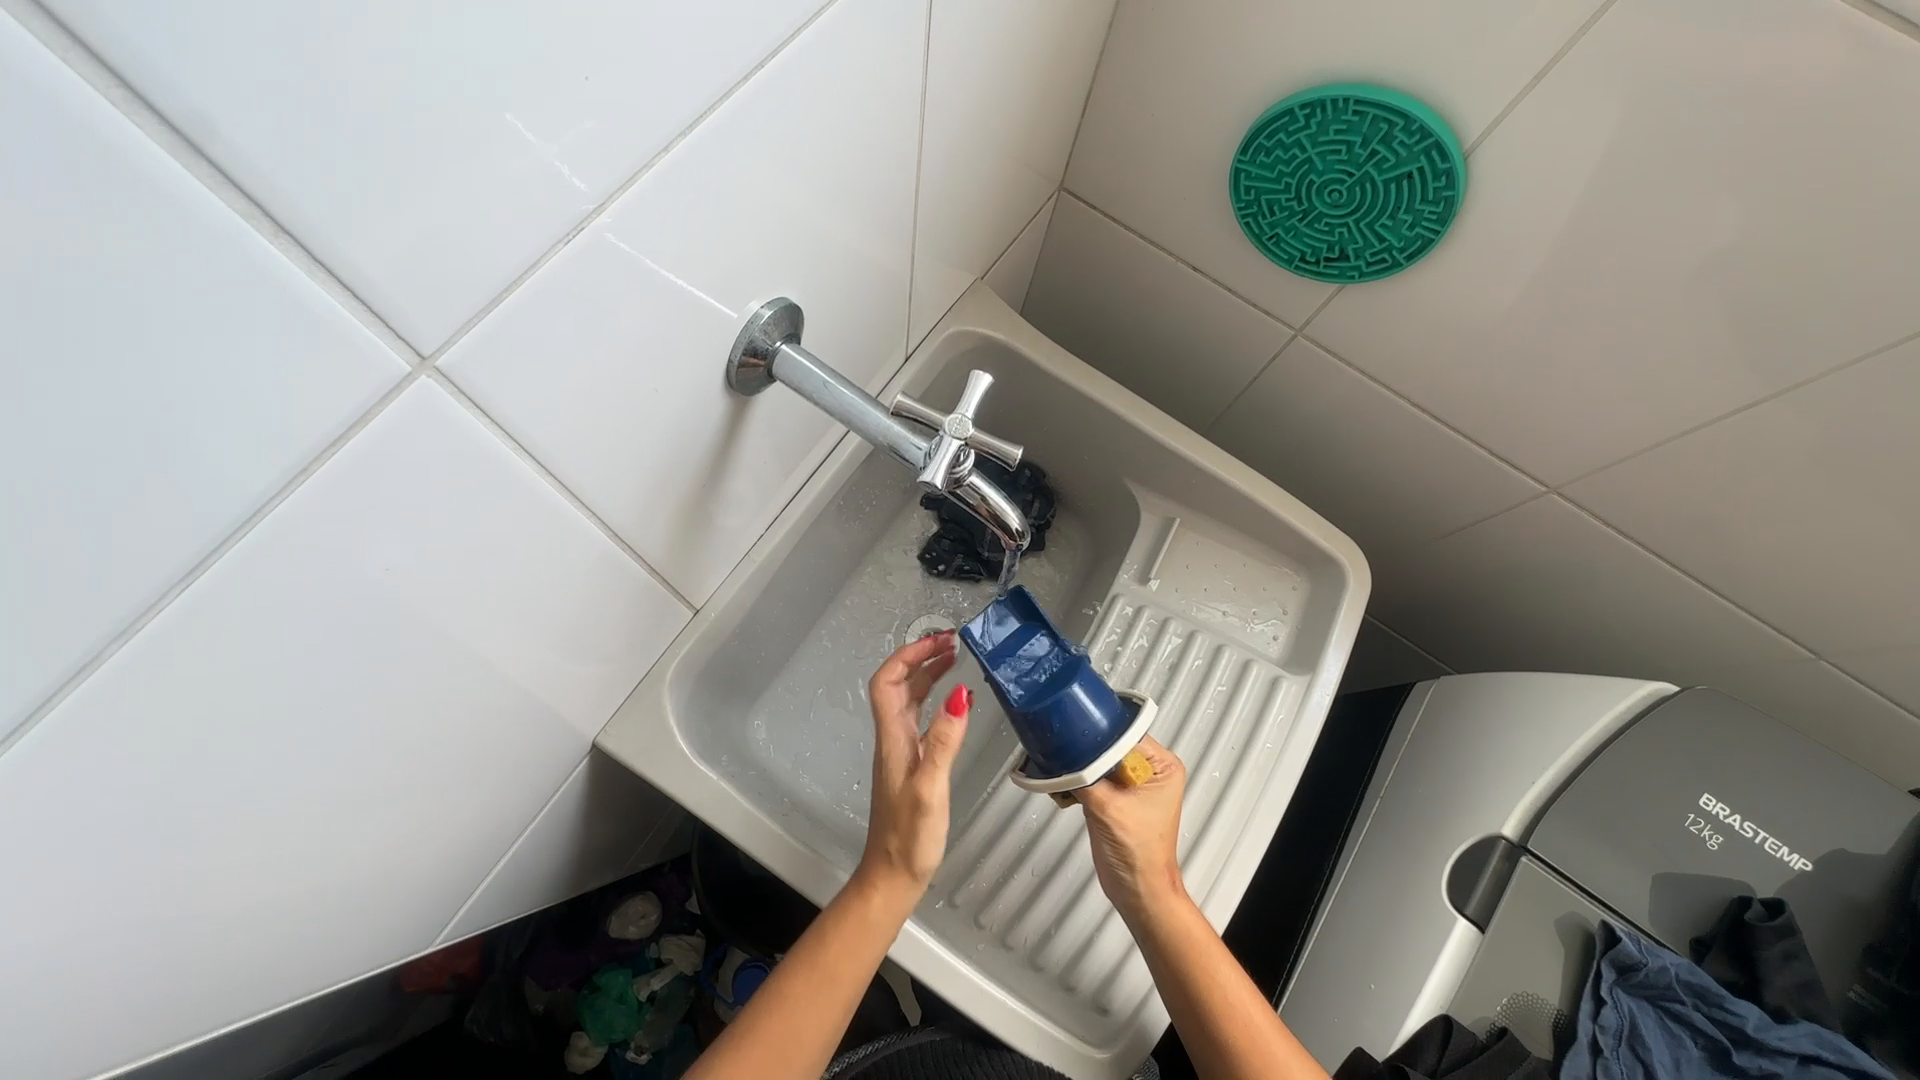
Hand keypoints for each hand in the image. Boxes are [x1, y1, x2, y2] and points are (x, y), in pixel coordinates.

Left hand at [856, 632, 970, 903]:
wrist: (892, 875)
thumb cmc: (909, 837)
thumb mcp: (930, 787)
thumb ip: (944, 741)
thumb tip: (960, 694)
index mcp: (893, 738)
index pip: (888, 681)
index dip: (908, 656)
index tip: (938, 641)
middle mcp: (894, 739)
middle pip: (898, 685)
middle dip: (921, 658)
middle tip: (951, 643)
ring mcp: (902, 752)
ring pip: (910, 701)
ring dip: (928, 676)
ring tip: (955, 660)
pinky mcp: (912, 765)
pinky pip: (921, 720)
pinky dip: (938, 702)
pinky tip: (958, 706)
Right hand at [1074, 736, 1187, 919]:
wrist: (1136, 890)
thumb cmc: (1141, 856)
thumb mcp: (1109, 807)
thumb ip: (1084, 776)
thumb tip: (1064, 757)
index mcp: (1163, 766)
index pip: (1125, 734)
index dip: (1100, 737)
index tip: (1077, 739)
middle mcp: (1149, 771)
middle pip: (1109, 745)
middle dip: (1087, 755)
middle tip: (1068, 758)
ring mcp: (1130, 784)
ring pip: (1096, 761)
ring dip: (1078, 769)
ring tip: (1068, 780)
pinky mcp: (1113, 796)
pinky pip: (1089, 776)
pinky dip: (1075, 782)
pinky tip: (1066, 791)